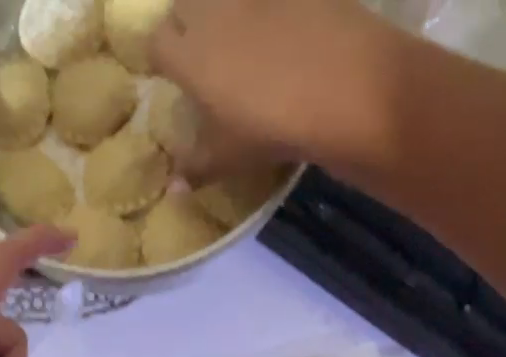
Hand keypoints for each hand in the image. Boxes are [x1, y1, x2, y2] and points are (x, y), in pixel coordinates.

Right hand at [150, 0, 401, 175]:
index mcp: (189, 55)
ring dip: (226, 12)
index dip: (161, 60)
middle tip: (204, 53)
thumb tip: (174, 189)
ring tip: (244, 38)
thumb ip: (198, 168)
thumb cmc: (274, 129)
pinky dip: (271, 8)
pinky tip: (285, 28)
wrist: (349, 89)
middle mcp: (214, 13)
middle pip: (184, 6)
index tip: (172, 76)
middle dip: (187, 25)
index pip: (156, 44)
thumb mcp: (231, 157)